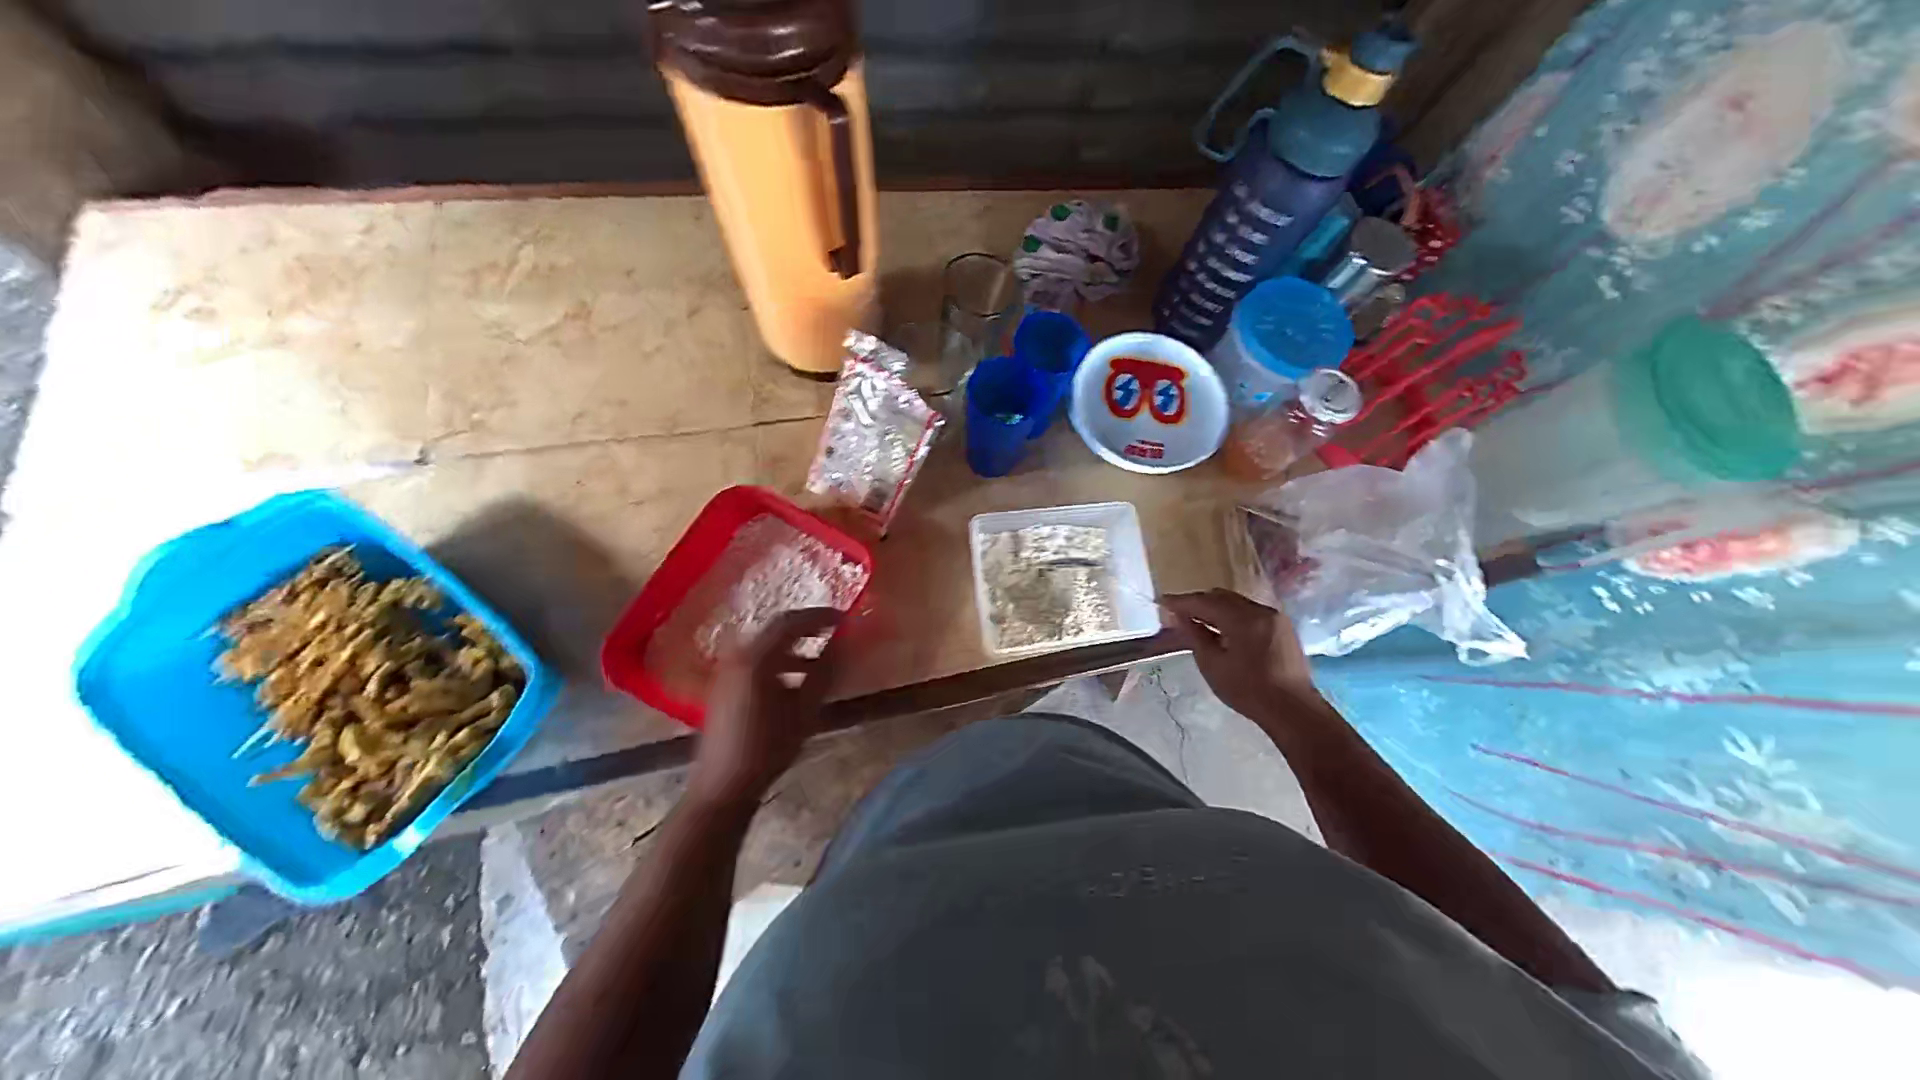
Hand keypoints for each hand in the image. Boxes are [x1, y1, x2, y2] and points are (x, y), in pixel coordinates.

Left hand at [688, 608, 842, 807]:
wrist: (723, 784)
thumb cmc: (767, 749)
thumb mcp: (804, 711)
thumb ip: (824, 673)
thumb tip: (842, 646)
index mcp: (757, 657)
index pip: (792, 622)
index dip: (821, 616)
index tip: (844, 619)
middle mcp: (738, 654)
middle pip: (777, 628)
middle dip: (808, 628)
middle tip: (835, 632)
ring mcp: (727, 667)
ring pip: (767, 644)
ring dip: (795, 647)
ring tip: (821, 661)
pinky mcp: (724, 682)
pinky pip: (756, 658)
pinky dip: (779, 659)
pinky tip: (796, 679)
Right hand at [1160, 589, 1320, 721]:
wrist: (1293, 710)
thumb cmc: (1248, 690)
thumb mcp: (1212, 665)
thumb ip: (1195, 636)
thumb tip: (1179, 617)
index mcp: (1242, 618)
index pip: (1205, 601)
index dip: (1181, 602)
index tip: (1162, 602)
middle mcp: (1260, 610)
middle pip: (1222, 597)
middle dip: (1199, 602)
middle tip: (1178, 612)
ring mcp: (1275, 617)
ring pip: (1237, 603)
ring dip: (1216, 608)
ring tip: (1197, 621)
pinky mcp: (1282, 628)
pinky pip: (1250, 612)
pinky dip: (1232, 616)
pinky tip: (1222, 630)